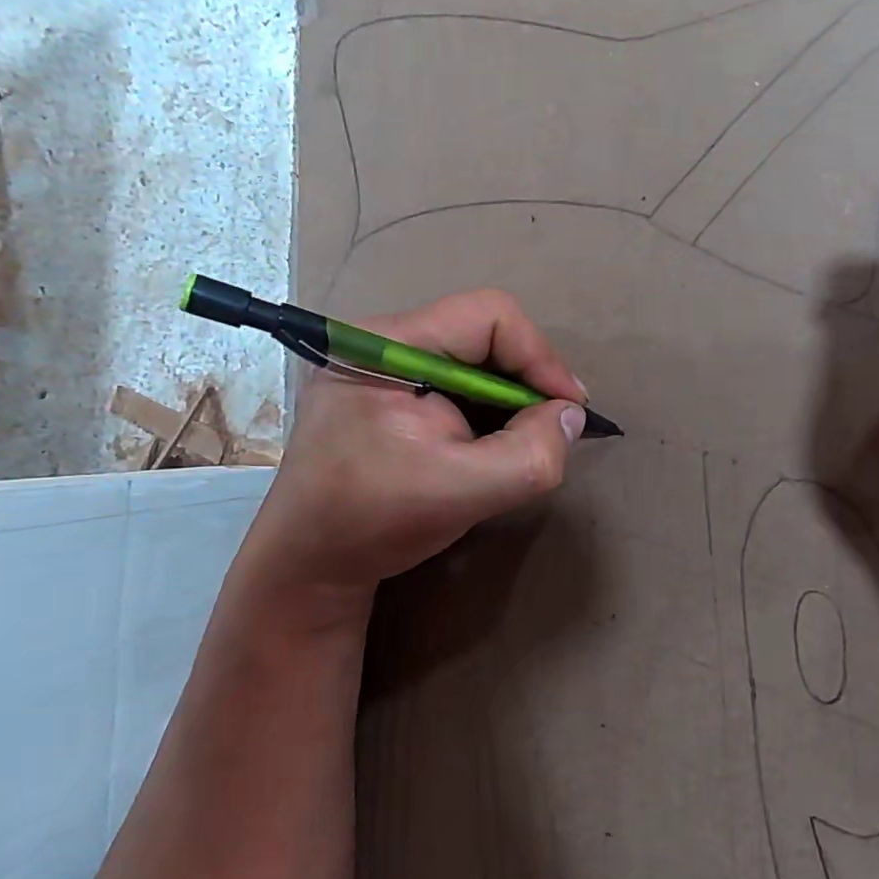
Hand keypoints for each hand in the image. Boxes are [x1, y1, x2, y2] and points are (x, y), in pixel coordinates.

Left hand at [235, 289, 588, 609]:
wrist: (307, 562)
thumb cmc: (371, 521)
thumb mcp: (460, 492)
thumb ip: (528, 455)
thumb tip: (570, 417)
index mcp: (387, 345)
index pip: (487, 317)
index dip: (539, 357)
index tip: (570, 409)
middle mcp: (381, 343)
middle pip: (480, 336)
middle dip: (525, 383)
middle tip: (551, 430)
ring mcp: (379, 369)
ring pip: (469, 362)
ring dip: (506, 402)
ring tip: (521, 445)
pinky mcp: (383, 395)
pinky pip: (450, 386)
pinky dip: (482, 413)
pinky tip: (486, 449)